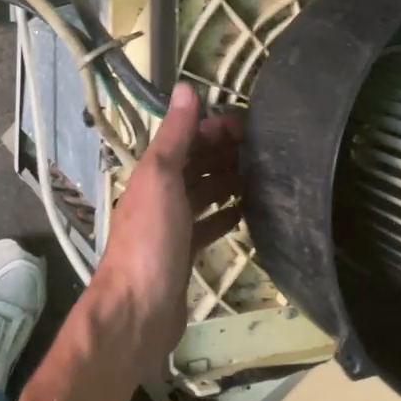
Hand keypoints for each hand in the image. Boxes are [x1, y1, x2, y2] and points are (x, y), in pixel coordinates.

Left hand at [88, 82, 243, 383]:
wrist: (136, 313)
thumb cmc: (149, 240)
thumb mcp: (161, 177)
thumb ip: (175, 134)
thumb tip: (185, 86)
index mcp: (152, 171)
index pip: (186, 137)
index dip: (213, 127)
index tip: (249, 125)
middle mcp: (160, 193)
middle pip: (195, 163)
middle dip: (223, 151)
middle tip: (264, 149)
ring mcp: (171, 225)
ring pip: (202, 192)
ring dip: (226, 180)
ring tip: (262, 174)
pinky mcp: (184, 254)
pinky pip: (207, 225)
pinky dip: (224, 214)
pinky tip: (245, 212)